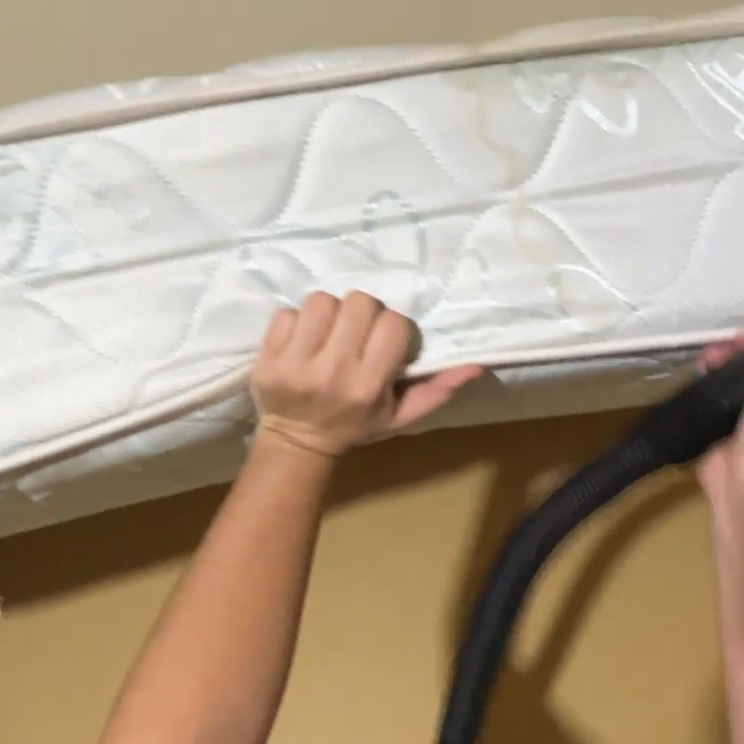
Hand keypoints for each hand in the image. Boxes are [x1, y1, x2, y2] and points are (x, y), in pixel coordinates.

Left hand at [251, 291, 482, 458]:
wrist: (297, 442)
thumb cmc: (356, 425)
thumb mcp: (400, 415)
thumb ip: (436, 391)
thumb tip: (476, 365)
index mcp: (367, 386)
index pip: (394, 324)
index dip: (393, 327)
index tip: (385, 343)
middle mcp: (332, 372)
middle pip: (359, 302)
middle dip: (363, 314)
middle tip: (357, 334)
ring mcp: (295, 364)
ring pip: (322, 300)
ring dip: (330, 314)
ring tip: (329, 336)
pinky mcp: (267, 358)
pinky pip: (286, 312)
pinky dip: (297, 323)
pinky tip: (303, 343)